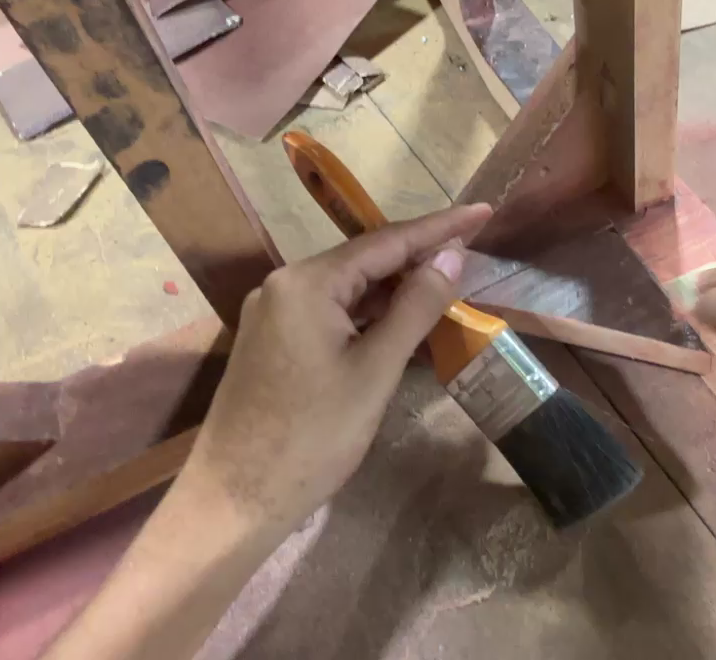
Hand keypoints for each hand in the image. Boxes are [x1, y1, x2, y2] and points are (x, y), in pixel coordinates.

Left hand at [183, 203, 492, 534]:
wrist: (232, 505)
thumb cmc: (312, 437)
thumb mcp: (376, 369)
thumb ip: (416, 305)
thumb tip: (451, 255)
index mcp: (307, 282)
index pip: (387, 241)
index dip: (441, 227)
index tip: (483, 211)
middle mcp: (285, 285)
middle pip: (367, 261)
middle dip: (420, 259)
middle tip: (472, 253)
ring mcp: (275, 314)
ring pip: (351, 289)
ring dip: (397, 291)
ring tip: (448, 289)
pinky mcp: (275, 342)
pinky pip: (334, 313)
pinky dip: (371, 316)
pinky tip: (403, 326)